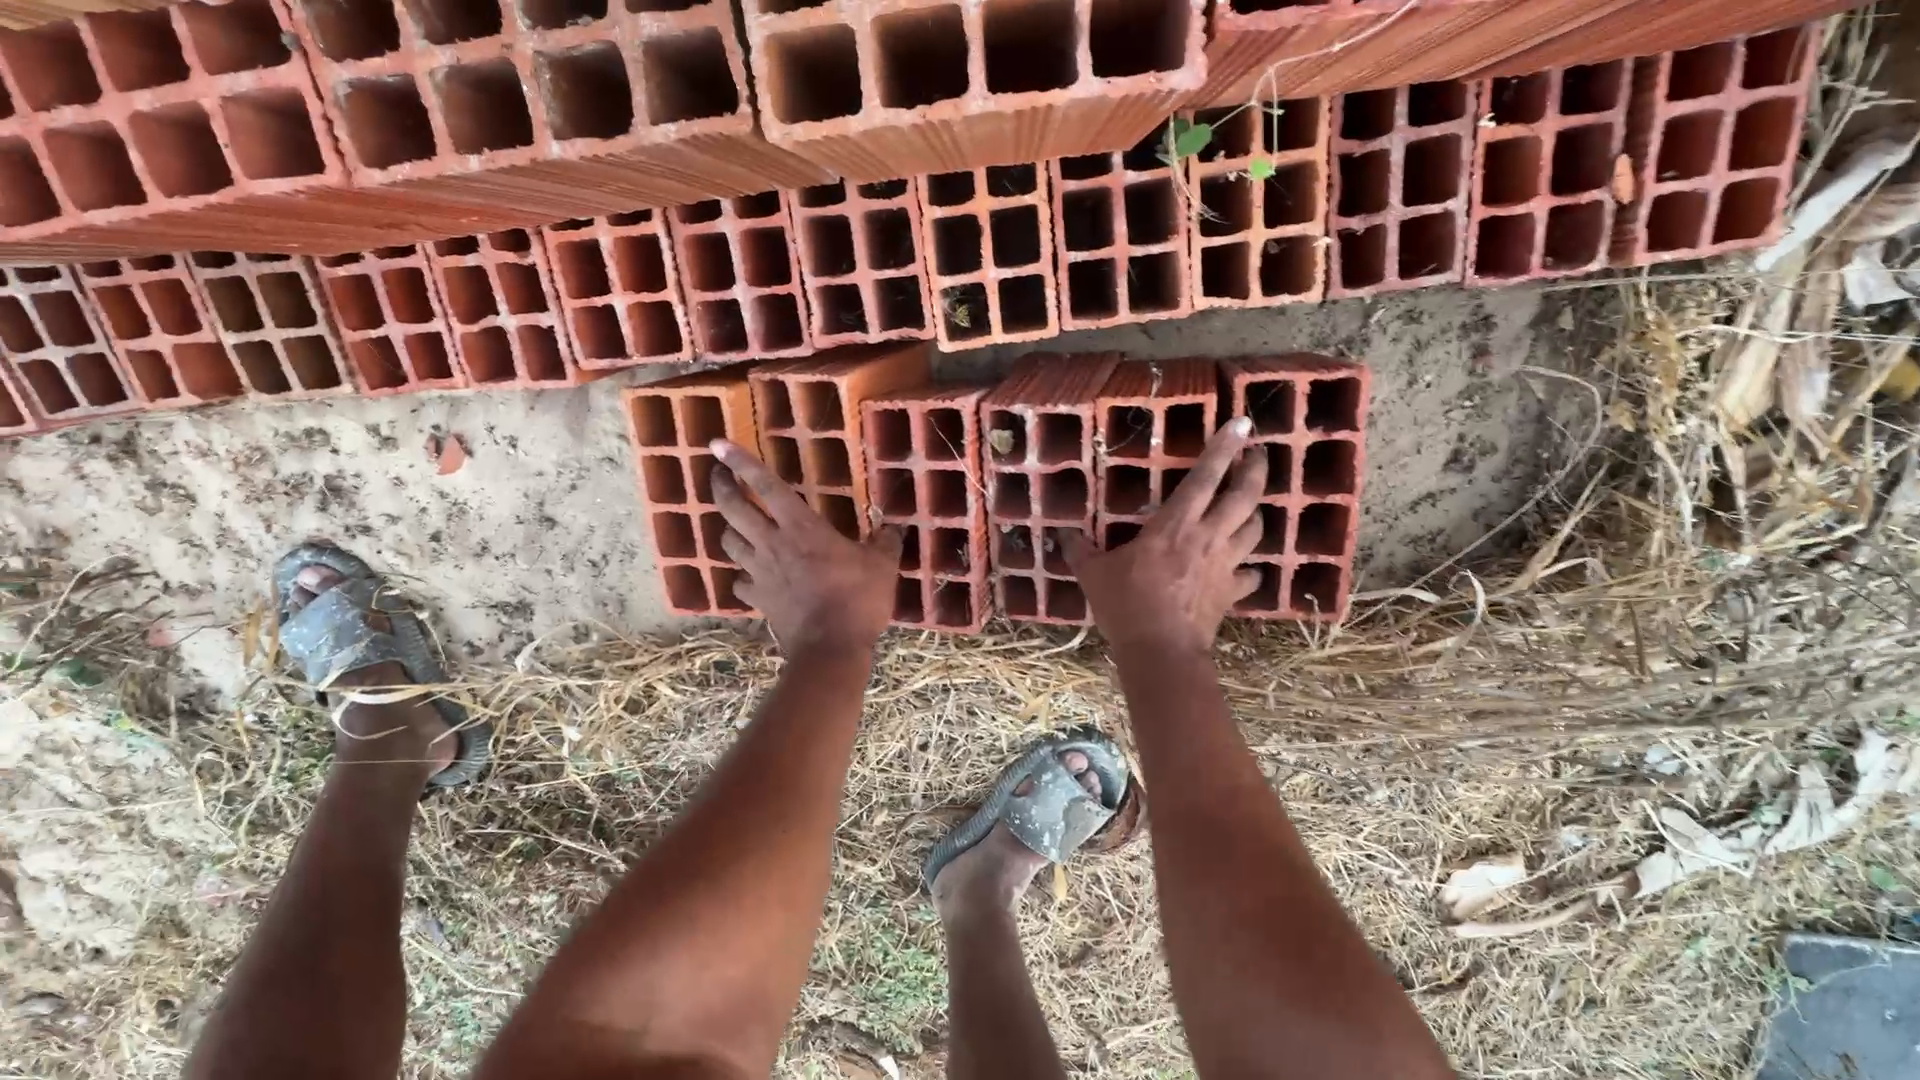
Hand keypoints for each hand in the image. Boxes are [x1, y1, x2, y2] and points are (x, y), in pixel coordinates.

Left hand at [709, 439, 903, 653]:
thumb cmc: (857, 599)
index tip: (718, 445)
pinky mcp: (758, 599)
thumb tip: (893, 527)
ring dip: (729, 527)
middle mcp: (771, 543)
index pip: (765, 485)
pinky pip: (740, 580)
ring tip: (735, 523)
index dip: (741, 462)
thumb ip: (885, 541)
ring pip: (729, 541)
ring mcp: (760, 573)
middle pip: (732, 508)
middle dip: (721, 487)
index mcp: (801, 527)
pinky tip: (750, 574)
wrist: (829, 648)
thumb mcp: (883, 566)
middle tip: (717, 475)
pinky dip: (742, 573)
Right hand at [1059, 417, 1264, 656]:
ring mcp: (1226, 565)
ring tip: (1250, 506)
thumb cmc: (1126, 605)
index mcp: (1174, 525)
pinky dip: (1250, 568)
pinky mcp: (1232, 593)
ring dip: (1256, 513)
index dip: (1225, 447)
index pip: (1205, 476)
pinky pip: (1251, 575)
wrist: (1160, 651)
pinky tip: (1244, 568)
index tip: (1242, 424)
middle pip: (1245, 495)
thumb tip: (1062, 535)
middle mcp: (1208, 537)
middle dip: (1256, 470)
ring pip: (1255, 529)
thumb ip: (1080, 551)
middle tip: (1258, 455)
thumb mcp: (1093, 575)